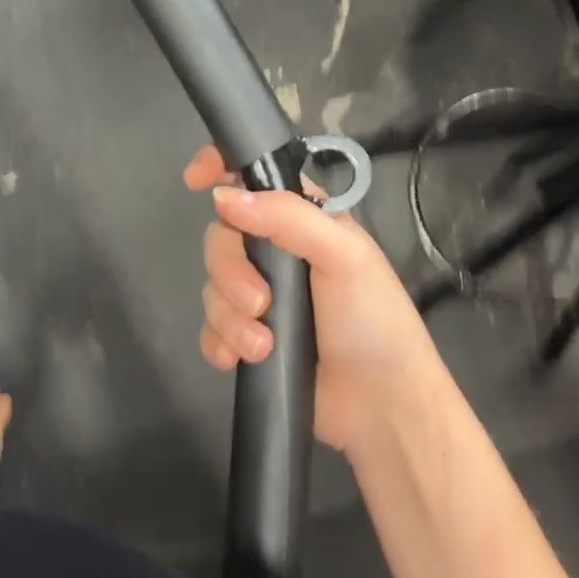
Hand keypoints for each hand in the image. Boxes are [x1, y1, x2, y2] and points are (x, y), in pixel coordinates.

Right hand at [184, 145, 437, 451]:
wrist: (383, 408)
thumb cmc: (375, 322)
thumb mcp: (344, 257)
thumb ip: (286, 218)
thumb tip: (221, 195)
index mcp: (301, 221)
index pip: (252, 178)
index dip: (219, 169)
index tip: (195, 181)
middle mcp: (275, 253)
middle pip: (220, 239)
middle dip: (230, 273)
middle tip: (259, 302)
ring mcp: (259, 297)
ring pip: (211, 287)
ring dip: (230, 318)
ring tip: (262, 346)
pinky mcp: (246, 338)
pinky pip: (209, 328)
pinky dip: (219, 343)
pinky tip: (239, 359)